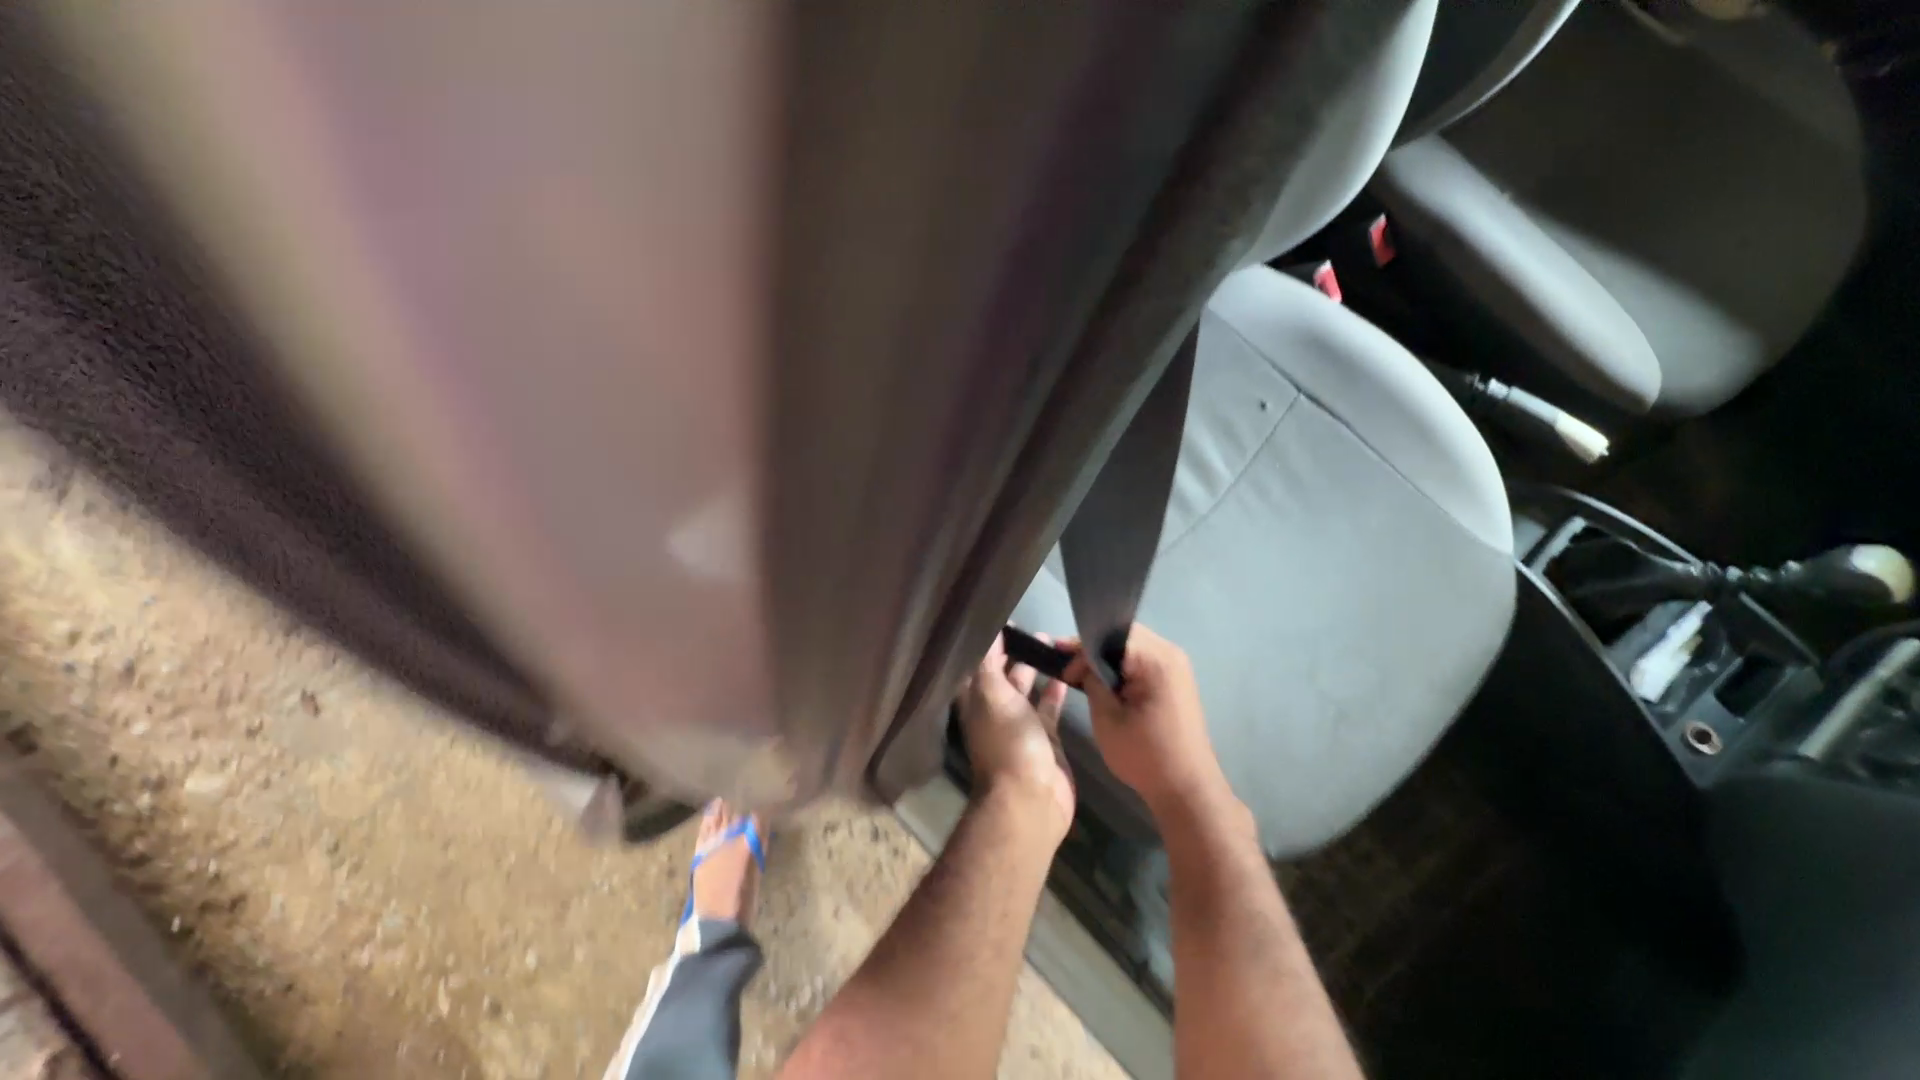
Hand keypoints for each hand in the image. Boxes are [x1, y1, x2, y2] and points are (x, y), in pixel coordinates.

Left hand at [958, 631, 1074, 843]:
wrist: (1031, 798)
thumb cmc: (1008, 742)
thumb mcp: (991, 695)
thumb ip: (989, 663)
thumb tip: (989, 631)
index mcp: (975, 700)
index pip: (978, 662)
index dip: (989, 641)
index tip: (1006, 616)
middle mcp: (994, 710)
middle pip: (1002, 673)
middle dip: (1014, 651)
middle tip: (1034, 627)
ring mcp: (1020, 725)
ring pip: (1026, 689)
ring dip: (1036, 668)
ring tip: (1052, 642)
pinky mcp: (1045, 737)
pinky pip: (1048, 707)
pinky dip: (1055, 690)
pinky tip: (1067, 672)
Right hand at [1064, 624, 1230, 820]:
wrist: (1186, 788)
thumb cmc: (1145, 755)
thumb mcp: (1107, 718)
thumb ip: (1093, 682)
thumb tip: (1083, 665)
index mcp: (1156, 660)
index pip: (1110, 636)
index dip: (1080, 648)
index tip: (1059, 665)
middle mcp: (1171, 654)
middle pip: (1124, 636)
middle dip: (1093, 649)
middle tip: (1067, 665)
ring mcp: (1177, 667)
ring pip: (1134, 647)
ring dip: (1108, 658)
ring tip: (1082, 674)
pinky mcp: (1176, 681)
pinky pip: (1144, 661)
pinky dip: (1123, 667)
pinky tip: (1106, 683)